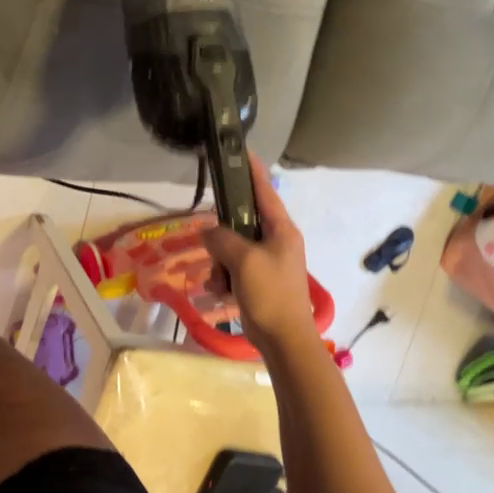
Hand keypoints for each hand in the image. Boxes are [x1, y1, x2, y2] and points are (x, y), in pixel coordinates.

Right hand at [202, 156, 319, 351]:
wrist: (285, 340)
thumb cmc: (270, 294)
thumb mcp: (243, 260)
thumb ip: (222, 238)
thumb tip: (208, 230)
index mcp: (282, 230)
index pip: (265, 191)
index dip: (253, 171)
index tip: (241, 152)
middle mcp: (277, 240)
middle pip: (242, 220)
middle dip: (222, 234)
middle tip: (213, 244)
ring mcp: (268, 261)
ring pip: (233, 246)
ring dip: (219, 260)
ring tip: (218, 279)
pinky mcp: (259, 280)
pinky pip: (233, 267)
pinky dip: (223, 276)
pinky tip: (219, 290)